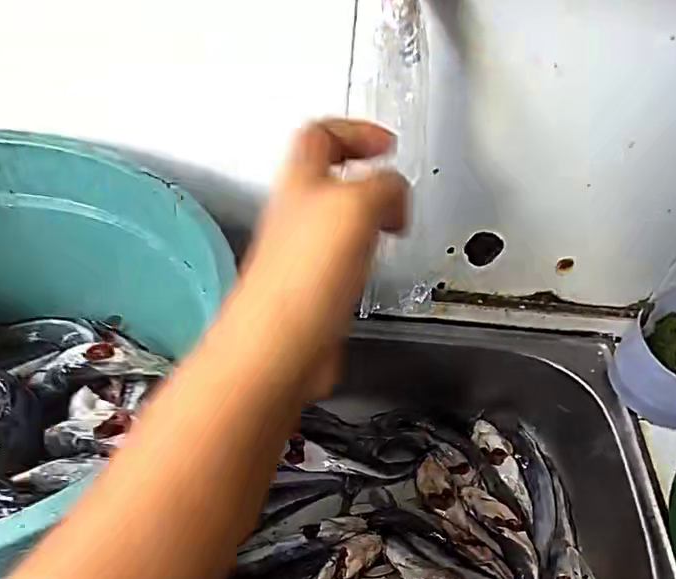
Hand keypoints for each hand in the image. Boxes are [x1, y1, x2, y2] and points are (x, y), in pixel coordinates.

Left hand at [224, 119, 408, 398]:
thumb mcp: (357, 206)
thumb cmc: (302, 283)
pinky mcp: (311, 301)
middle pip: (325, 182)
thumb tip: (395, 194)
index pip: (321, 134)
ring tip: (388, 229)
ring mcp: (300, 263)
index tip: (386, 144)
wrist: (280, 351)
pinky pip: (337, 271)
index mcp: (300, 185)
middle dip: (362, 179)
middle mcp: (295, 222)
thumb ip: (384, 186)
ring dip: (363, 224)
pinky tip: (369, 278)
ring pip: (333, 227)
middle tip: (390, 188)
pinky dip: (359, 266)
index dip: (356, 131)